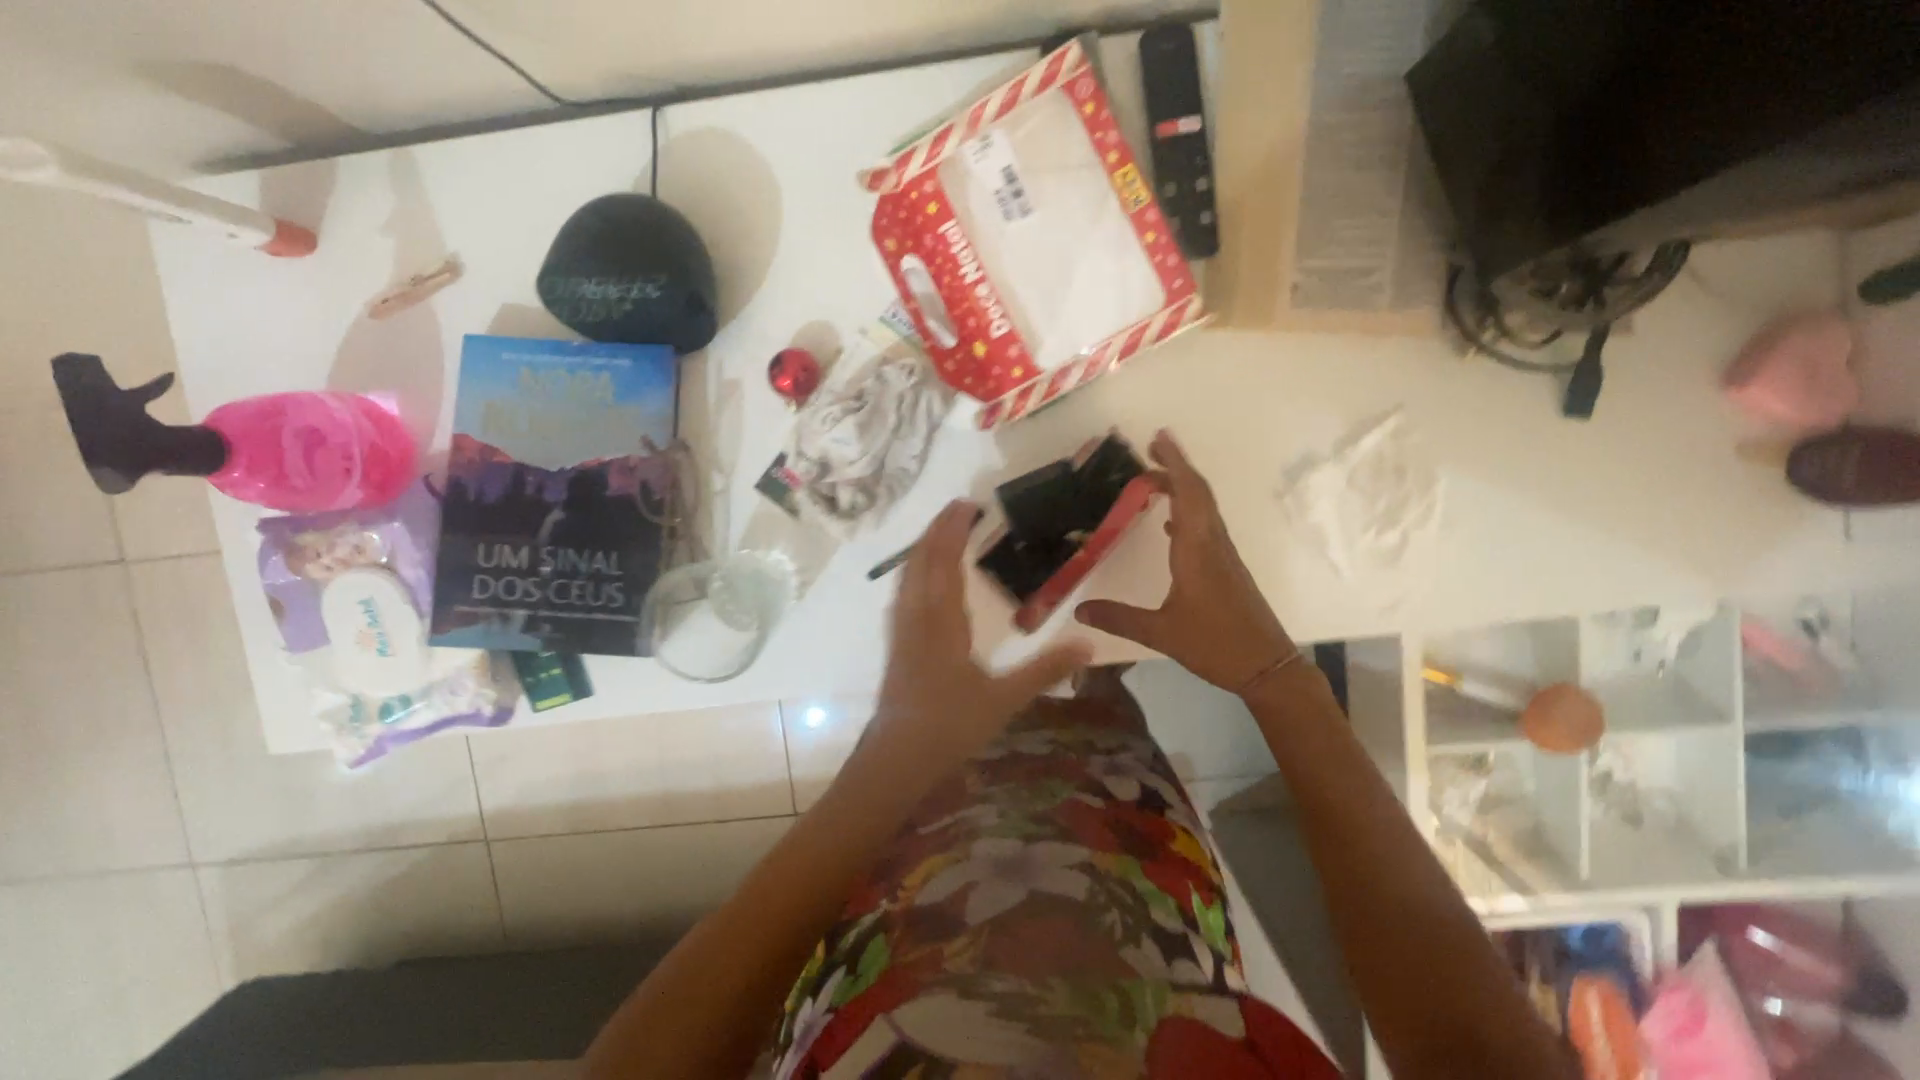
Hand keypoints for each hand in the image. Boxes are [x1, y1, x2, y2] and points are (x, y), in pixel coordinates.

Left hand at [861, 500, 1091, 779]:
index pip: (944, 562)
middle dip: (936, 531)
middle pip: (919, 561)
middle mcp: (915, 617)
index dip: (952, 530)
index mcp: (940, 622)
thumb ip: (1045, 670)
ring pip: (906, 577)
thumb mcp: (1004, 700)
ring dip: (922, 549)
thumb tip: (1088, 643)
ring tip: (941, 535)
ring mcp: (900, 631)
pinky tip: (921, 583)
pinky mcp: (895, 646)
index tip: (966, 504)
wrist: (896, 759)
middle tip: (958, 509)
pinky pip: (902, 595)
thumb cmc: (950, 727)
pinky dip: (913, 573)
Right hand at [1075, 430, 1294, 694]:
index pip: (1187, 494)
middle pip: (1198, 493)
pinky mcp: (1227, 568)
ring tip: (1154, 480)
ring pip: (1204, 509)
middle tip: (1150, 449)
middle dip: (1176, 466)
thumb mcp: (1161, 633)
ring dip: (1183, 488)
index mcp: (1197, 550)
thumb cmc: (1216, 645)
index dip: (1174, 463)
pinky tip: (1170, 526)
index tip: (1158, 438)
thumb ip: (1119, 618)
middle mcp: (1213, 544)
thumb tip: (1079, 609)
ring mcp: (1224, 556)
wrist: (1267, 667)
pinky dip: (1187, 513)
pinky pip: (1206, 527)